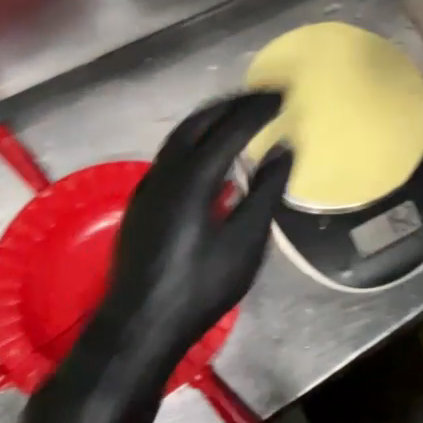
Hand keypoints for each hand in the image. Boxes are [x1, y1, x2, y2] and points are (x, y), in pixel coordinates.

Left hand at [22, 92, 291, 422]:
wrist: (139, 327)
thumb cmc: (200, 287)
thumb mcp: (245, 242)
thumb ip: (265, 190)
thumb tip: (283, 148)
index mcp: (193, 178)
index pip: (230, 128)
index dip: (258, 109)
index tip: (282, 95)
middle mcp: (165, 172)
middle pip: (200, 121)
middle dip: (232, 103)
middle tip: (264, 96)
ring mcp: (149, 186)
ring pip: (181, 135)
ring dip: (212, 117)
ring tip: (241, 113)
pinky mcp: (142, 201)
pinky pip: (172, 153)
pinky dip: (198, 137)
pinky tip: (212, 152)